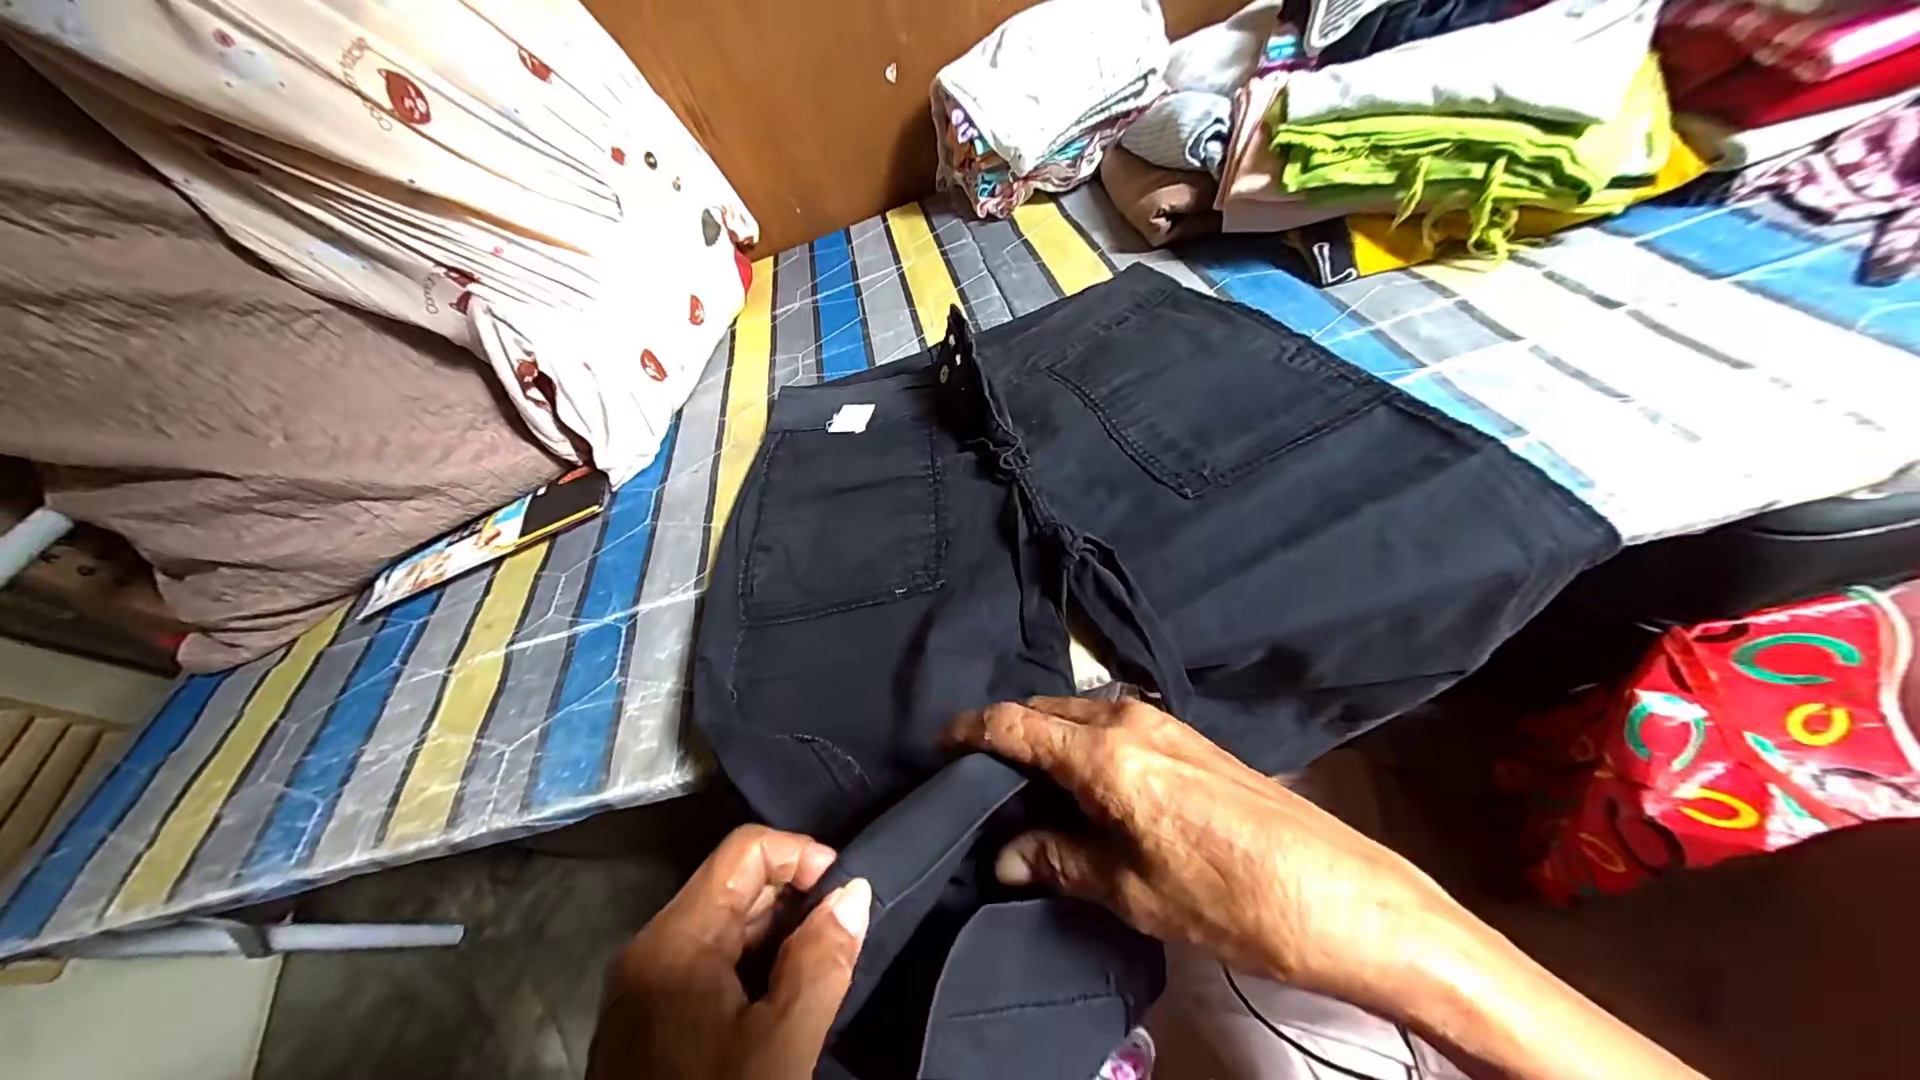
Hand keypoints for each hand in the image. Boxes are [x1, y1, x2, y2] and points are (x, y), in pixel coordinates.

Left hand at [589, 825, 870, 1079]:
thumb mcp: (780, 1048)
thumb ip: (823, 960)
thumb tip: (856, 892)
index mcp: (674, 942)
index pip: (746, 850)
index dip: (802, 855)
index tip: (844, 892)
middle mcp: (654, 947)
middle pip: (736, 880)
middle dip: (797, 893)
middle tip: (841, 931)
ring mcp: (649, 981)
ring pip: (730, 919)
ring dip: (783, 928)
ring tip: (821, 961)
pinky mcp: (655, 1012)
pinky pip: (716, 956)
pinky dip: (760, 958)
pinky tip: (787, 992)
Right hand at [947, 696, 1460, 1012]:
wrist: (1348, 896)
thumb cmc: (1231, 898)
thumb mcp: (1134, 891)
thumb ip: (1059, 860)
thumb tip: (1003, 856)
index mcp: (1105, 752)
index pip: (1016, 724)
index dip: (972, 731)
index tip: (942, 744)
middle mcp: (1128, 718)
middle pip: (1045, 710)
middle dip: (1008, 735)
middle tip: (982, 780)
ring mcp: (1162, 721)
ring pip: (1079, 715)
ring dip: (1047, 739)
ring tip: (1028, 787)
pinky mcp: (1186, 736)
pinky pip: (1111, 725)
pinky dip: (1082, 744)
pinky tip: (1084, 785)